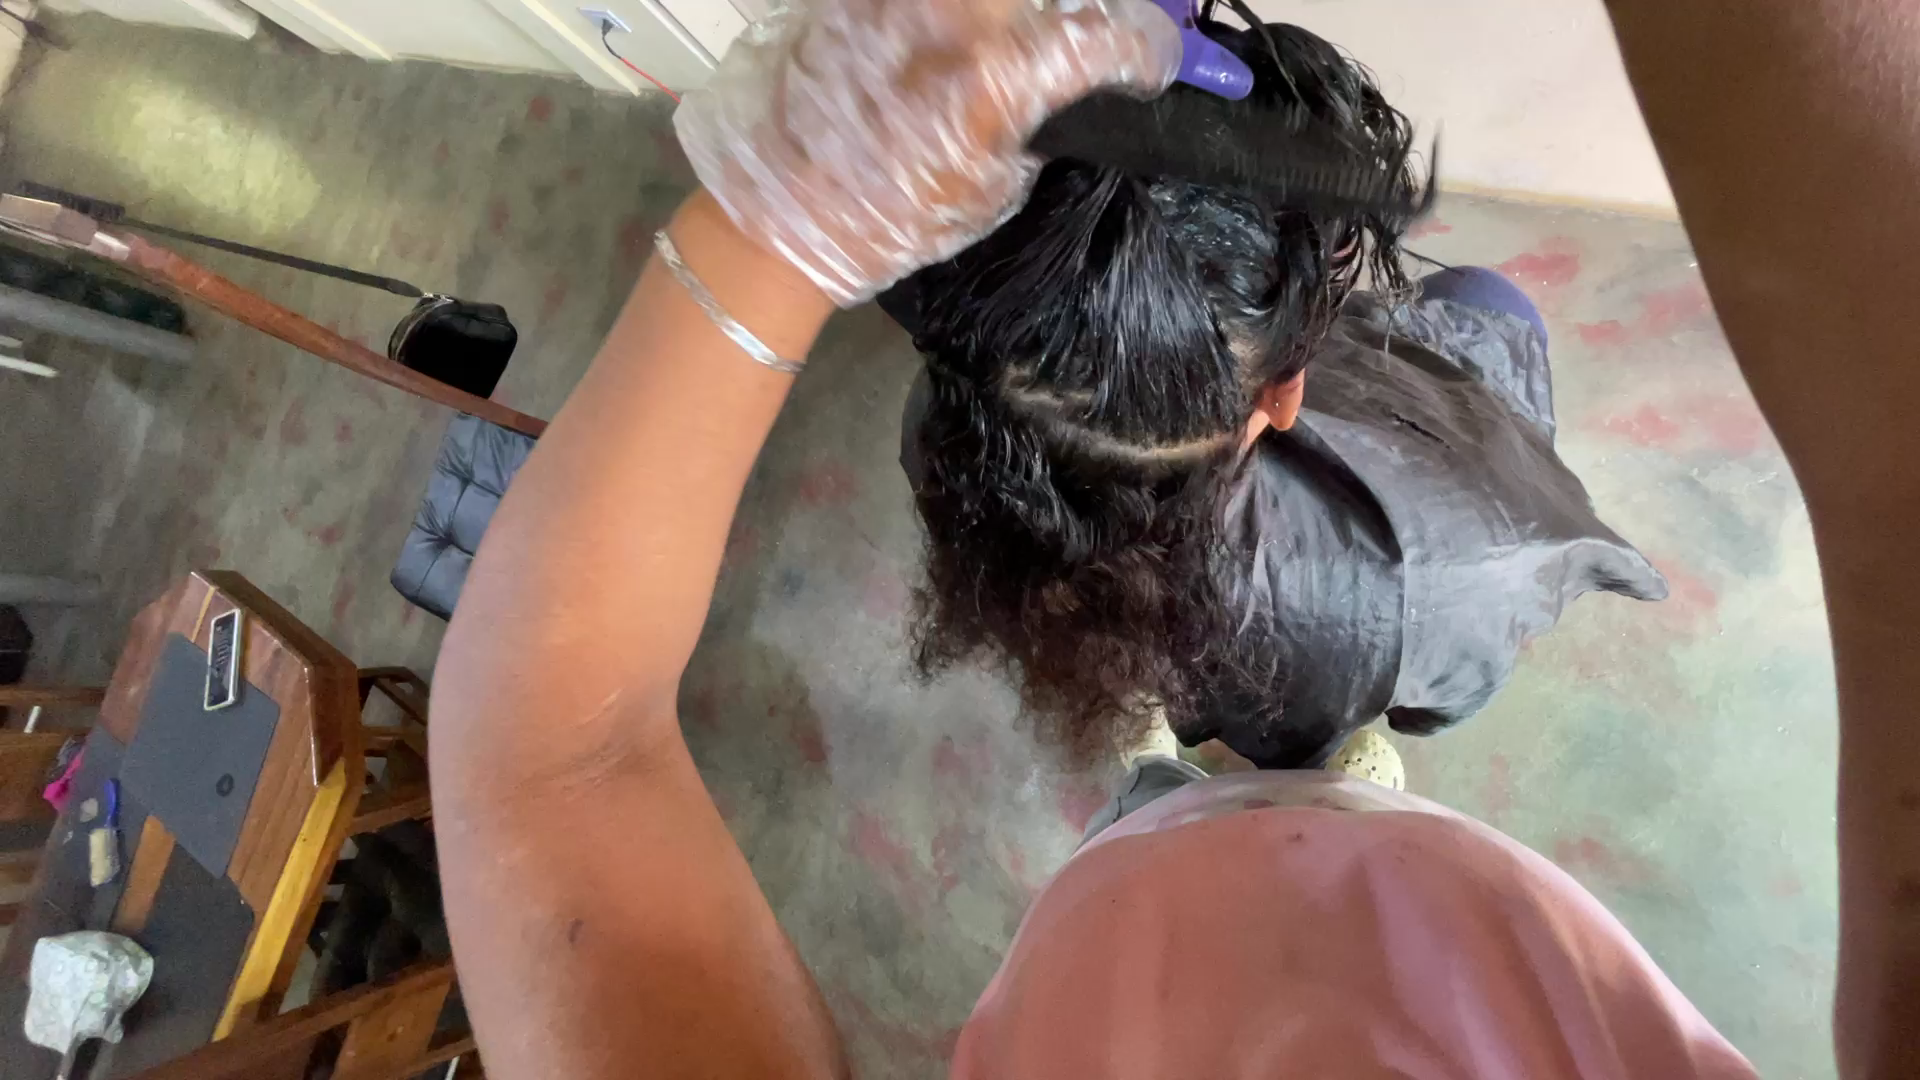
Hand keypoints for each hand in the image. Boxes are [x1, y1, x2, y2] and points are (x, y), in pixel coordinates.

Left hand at [674, 0, 1180, 306]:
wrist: (787, 207)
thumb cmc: (889, 221)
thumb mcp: (988, 192)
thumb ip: (1036, 125)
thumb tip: (1062, 87)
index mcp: (1001, 77)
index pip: (1112, 35)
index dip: (1150, 51)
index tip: (1157, 64)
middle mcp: (963, 7)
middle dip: (1092, 9)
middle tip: (1097, 31)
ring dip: (1029, 11)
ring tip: (1039, 31)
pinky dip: (975, 12)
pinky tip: (972, 33)